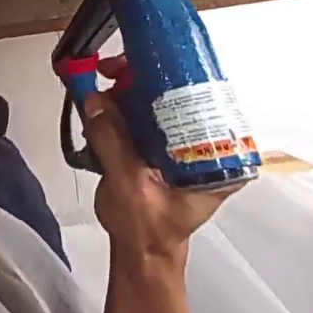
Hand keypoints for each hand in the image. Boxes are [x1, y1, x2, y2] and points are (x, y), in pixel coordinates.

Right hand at [83, 57, 241, 261]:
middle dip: (148, 78)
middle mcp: (206, 147)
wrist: (138, 252)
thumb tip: (95, 99)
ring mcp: (182, 145)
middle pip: (181, 98)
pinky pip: (144, 118)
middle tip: (119, 68)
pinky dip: (124, 105)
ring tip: (109, 75)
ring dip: (133, 88)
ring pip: (160, 105)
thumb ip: (112, 142)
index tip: (154, 60)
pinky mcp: (160, 147)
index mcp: (217, 159)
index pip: (208, 105)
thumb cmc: (146, 229)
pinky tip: (108, 94)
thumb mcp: (130, 186)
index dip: (181, 79)